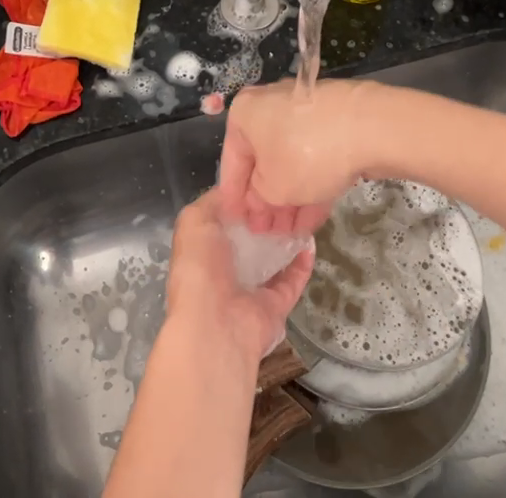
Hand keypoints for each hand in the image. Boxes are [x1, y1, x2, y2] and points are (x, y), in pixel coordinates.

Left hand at [164, 188, 315, 366]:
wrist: (215, 325)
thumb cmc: (200, 267)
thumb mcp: (195, 222)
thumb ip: (212, 202)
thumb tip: (235, 191)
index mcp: (204, 248)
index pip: (224, 220)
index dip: (241, 201)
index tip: (261, 181)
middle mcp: (226, 268)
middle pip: (250, 238)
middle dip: (265, 219)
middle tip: (285, 197)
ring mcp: (251, 288)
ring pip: (273, 259)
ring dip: (286, 239)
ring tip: (301, 215)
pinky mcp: (275, 305)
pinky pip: (292, 280)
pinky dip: (302, 262)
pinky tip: (310, 241)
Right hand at [219, 79, 383, 235]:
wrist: (371, 127)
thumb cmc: (306, 154)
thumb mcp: (273, 188)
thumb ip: (258, 200)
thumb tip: (257, 203)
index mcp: (245, 114)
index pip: (231, 161)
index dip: (232, 198)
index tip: (234, 223)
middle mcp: (271, 108)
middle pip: (263, 162)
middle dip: (265, 201)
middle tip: (265, 233)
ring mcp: (306, 116)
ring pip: (292, 164)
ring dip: (289, 200)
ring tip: (289, 234)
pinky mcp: (335, 127)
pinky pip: (315, 161)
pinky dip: (311, 189)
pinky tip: (312, 221)